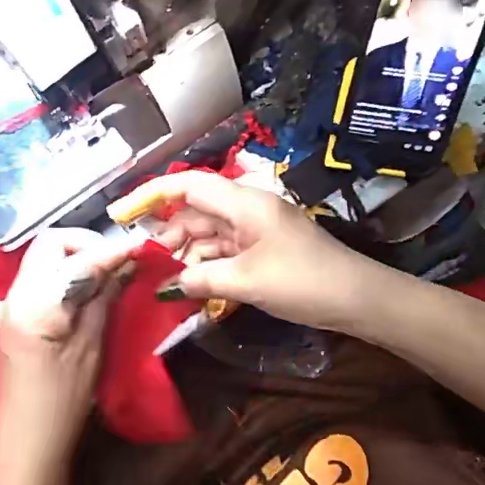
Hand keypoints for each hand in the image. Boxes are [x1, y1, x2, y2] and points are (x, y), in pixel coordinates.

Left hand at [0, 228, 137, 484]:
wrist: (26, 444)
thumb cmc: (62, 404)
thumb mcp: (91, 349)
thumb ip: (103, 299)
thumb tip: (124, 264)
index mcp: (34, 304)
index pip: (75, 258)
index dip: (111, 250)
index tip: (141, 246)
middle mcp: (15, 294)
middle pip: (49, 244)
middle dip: (85, 244)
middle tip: (118, 262)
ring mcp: (11, 304)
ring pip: (44, 258)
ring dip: (76, 258)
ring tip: (109, 275)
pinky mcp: (15, 315)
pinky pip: (41, 277)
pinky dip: (65, 274)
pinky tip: (89, 291)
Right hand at [134, 171, 378, 332]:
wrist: (360, 299)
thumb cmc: (304, 281)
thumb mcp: (246, 282)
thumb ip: (200, 280)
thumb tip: (166, 285)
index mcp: (243, 203)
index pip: (188, 185)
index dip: (153, 194)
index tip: (123, 212)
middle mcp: (246, 209)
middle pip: (195, 212)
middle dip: (168, 234)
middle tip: (142, 261)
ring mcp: (255, 229)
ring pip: (207, 233)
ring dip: (186, 255)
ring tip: (163, 279)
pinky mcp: (263, 248)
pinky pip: (224, 250)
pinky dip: (206, 265)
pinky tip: (190, 286)